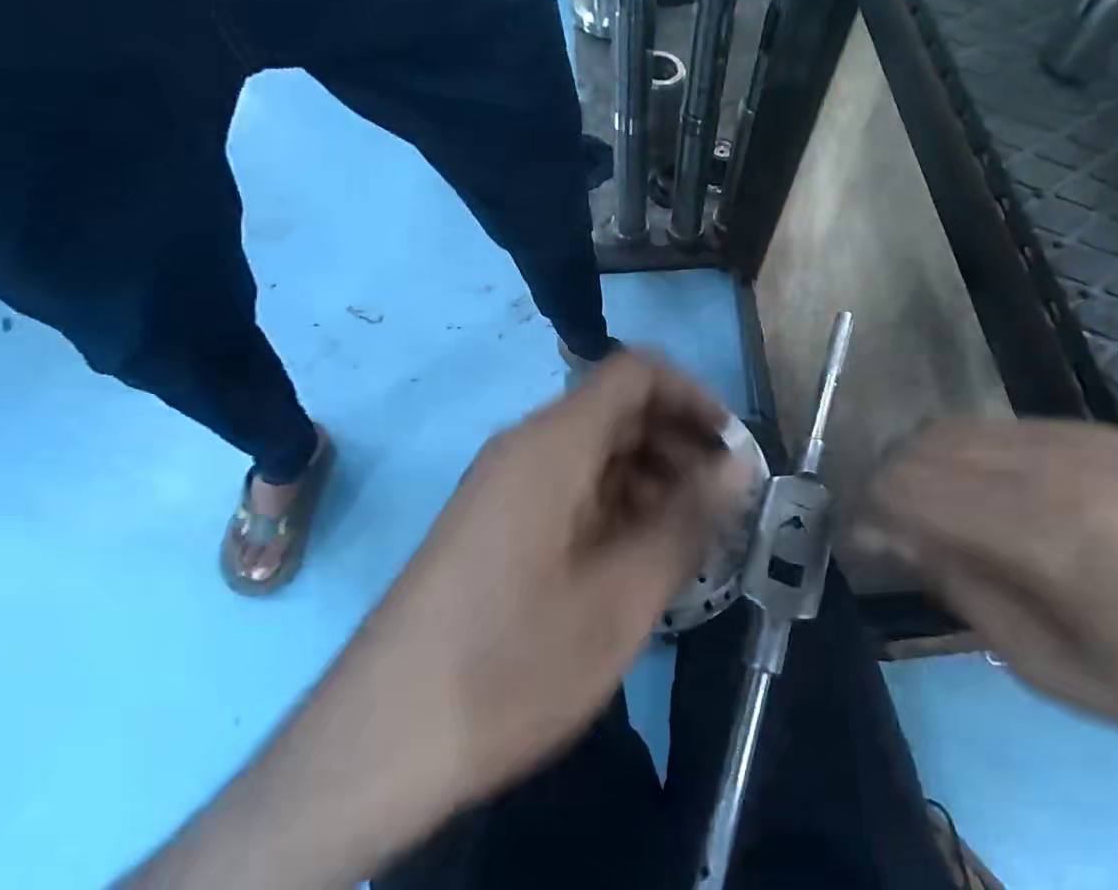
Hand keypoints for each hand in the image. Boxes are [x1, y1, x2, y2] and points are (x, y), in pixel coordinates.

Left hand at [375, 353, 748, 808]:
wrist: (379, 744)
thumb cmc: (512, 664)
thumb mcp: (622, 595)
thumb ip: (689, 518)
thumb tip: (739, 463)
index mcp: (553, 446)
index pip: (637, 373)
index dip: (695, 398)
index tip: (733, 452)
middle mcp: (524, 450)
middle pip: (618, 412)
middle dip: (681, 444)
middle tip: (724, 505)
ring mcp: (504, 489)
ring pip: (596, 455)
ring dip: (653, 480)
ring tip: (692, 539)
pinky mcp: (494, 527)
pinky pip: (570, 490)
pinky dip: (617, 508)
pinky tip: (640, 561)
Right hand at [853, 419, 1117, 770]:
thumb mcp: (1061, 672)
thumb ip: (968, 590)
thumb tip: (900, 541)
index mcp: (1050, 532)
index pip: (907, 487)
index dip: (863, 513)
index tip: (856, 549)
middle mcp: (1060, 462)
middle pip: (923, 445)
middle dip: (884, 486)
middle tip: (884, 540)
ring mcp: (1089, 438)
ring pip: (959, 428)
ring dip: (922, 467)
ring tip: (926, 521)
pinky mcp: (1110, 434)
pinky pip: (1005, 431)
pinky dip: (967, 458)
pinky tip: (984, 503)